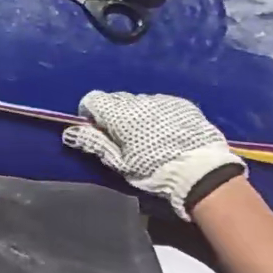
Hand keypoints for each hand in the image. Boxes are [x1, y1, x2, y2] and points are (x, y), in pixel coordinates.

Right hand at [62, 91, 246, 218]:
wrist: (203, 173)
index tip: (96, 132)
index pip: (93, 100)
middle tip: (121, 139)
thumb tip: (69, 132)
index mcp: (120, 114)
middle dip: (113, 115)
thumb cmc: (155, 170)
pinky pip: (161, 105)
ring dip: (136, 115)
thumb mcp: (120, 163)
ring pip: (139, 102)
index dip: (90, 115)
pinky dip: (157, 115)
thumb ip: (94, 143)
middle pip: (116, 100)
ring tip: (147, 137)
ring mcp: (163, 101)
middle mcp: (139, 101)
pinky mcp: (183, 105)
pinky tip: (166, 134)